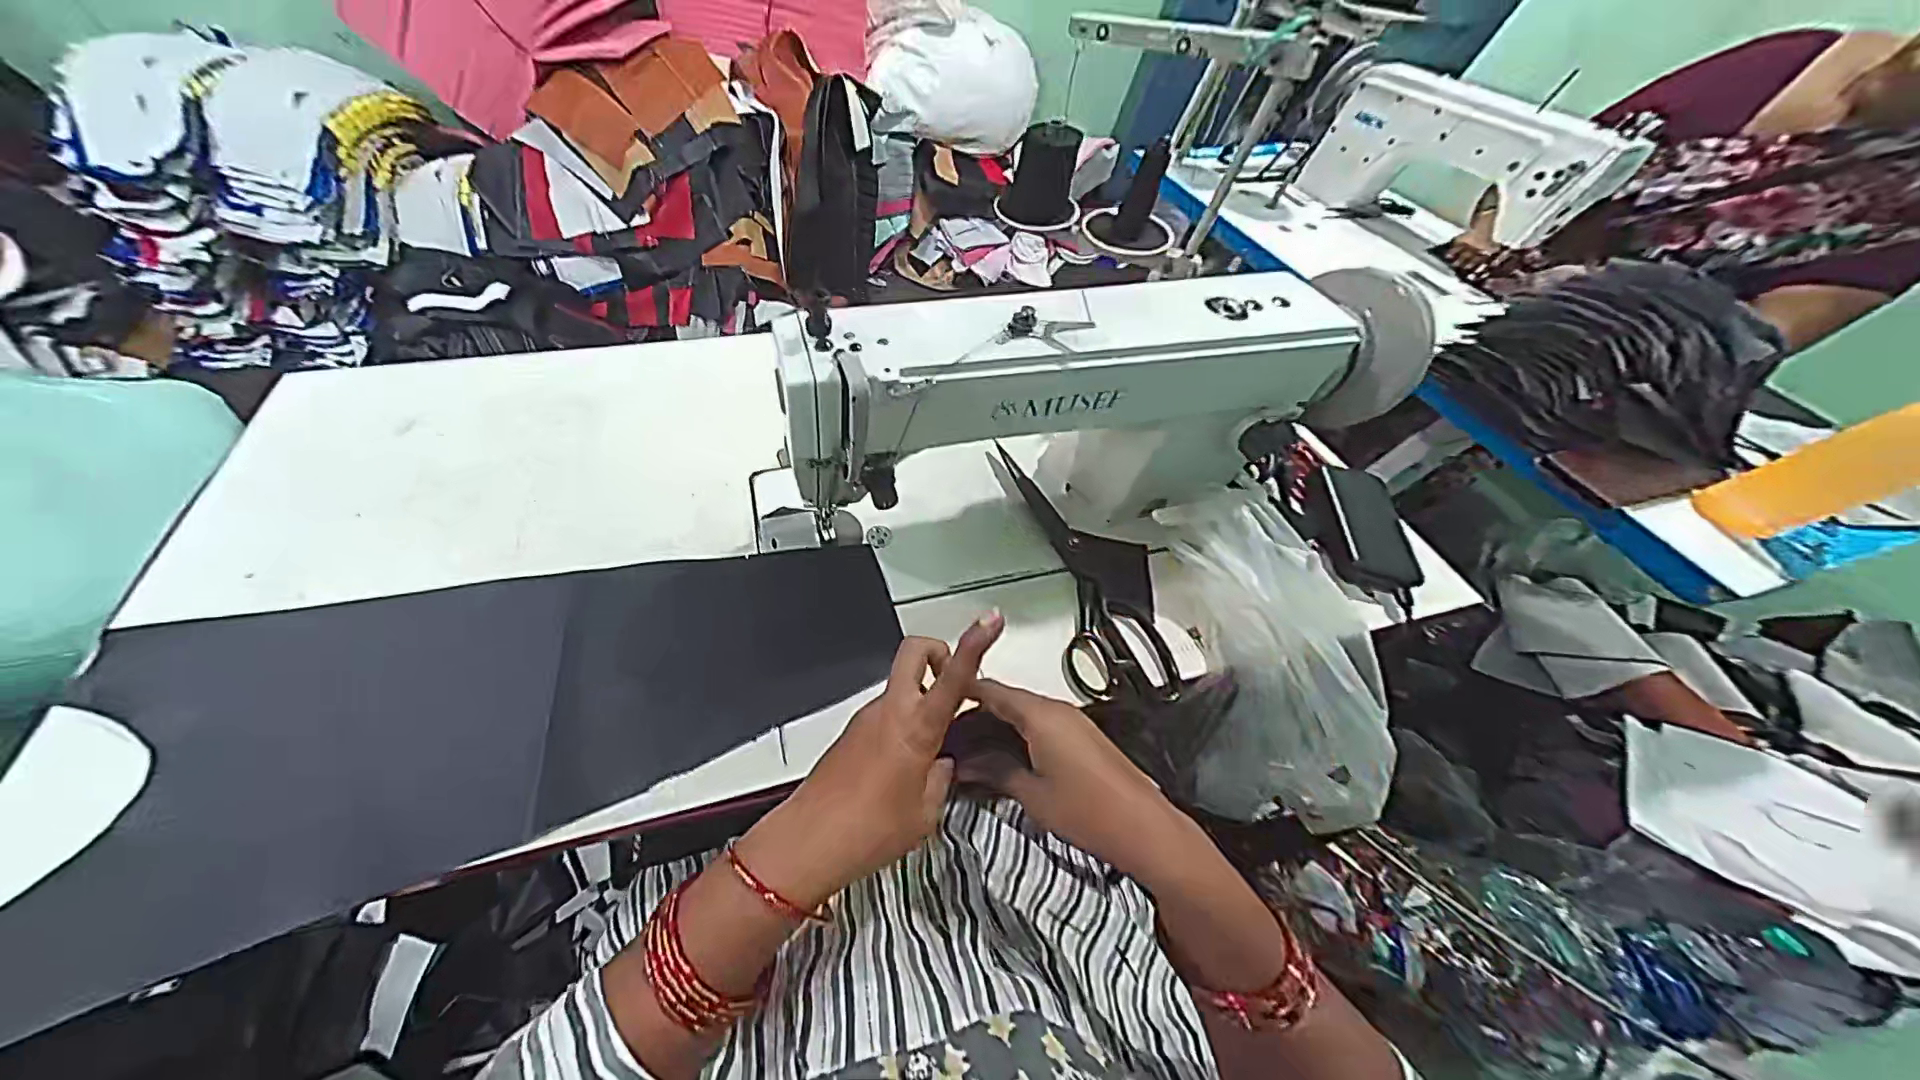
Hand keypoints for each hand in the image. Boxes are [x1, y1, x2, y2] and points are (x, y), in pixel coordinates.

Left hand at [734, 612, 1004, 909]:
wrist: (808, 842)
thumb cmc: (863, 831)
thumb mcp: (925, 812)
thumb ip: (941, 778)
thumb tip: (942, 767)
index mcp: (916, 728)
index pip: (953, 674)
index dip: (975, 641)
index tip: (989, 621)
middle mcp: (889, 712)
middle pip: (915, 651)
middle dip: (938, 651)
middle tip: (953, 678)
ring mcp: (867, 718)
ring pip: (900, 684)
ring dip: (920, 697)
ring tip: (930, 744)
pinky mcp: (852, 731)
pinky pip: (885, 711)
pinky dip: (902, 721)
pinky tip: (903, 761)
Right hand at [957, 679, 1194, 882]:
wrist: (1143, 828)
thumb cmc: (1090, 812)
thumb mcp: (1031, 794)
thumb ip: (996, 771)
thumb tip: (969, 764)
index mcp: (1040, 715)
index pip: (992, 691)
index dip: (963, 693)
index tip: (941, 701)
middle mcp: (1057, 710)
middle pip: (1008, 700)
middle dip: (978, 715)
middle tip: (951, 736)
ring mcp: (1072, 722)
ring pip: (1024, 713)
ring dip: (998, 726)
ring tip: (972, 750)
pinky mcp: (1082, 737)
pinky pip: (1041, 725)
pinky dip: (1019, 735)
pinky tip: (1005, 757)